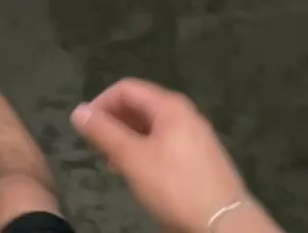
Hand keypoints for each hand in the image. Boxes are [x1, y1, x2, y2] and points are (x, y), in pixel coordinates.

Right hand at [71, 78, 267, 232]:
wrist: (229, 230)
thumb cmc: (176, 187)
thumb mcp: (132, 158)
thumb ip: (103, 132)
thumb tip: (78, 110)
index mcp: (169, 106)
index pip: (126, 88)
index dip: (101, 102)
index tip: (86, 126)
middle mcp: (186, 114)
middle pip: (140, 106)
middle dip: (115, 122)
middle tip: (98, 146)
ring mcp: (199, 137)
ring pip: (154, 127)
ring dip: (129, 139)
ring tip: (115, 163)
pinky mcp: (205, 160)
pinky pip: (168, 144)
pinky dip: (148, 151)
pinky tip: (142, 174)